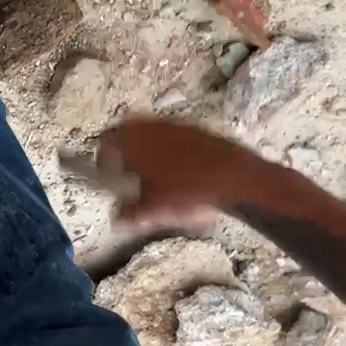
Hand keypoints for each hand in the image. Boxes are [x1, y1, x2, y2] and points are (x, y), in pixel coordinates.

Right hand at [92, 118, 268, 230]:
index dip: (104, 161)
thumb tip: (117, 220)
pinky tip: (186, 172)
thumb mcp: (155, 209)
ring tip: (160, 174)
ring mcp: (174, 125)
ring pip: (153, 135)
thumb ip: (131, 213)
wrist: (240, 179)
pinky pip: (176, 138)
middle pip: (128, 134)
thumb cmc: (187, 192)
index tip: (110, 176)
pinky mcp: (198, 130)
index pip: (105, 143)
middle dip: (127, 152)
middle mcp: (148, 126)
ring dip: (151, 150)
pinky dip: (175, 151)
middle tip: (132, 173)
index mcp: (130, 140)